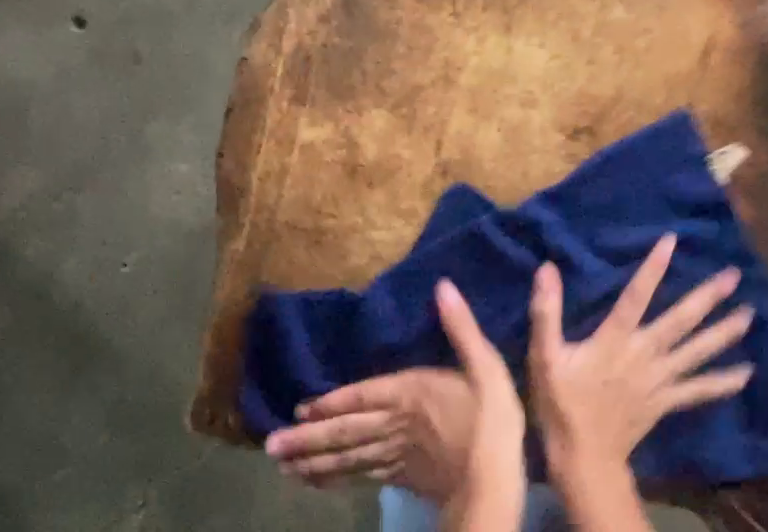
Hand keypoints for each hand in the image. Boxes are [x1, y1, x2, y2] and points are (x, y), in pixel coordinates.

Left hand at [263, 282, 524, 517]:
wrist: (495, 481)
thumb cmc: (492, 419)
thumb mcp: (485, 364)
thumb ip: (461, 326)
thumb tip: (443, 285)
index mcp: (410, 393)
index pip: (361, 397)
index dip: (329, 403)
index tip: (297, 409)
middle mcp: (395, 424)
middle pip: (344, 432)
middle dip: (307, 439)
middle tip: (272, 447)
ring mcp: (397, 456)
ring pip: (348, 459)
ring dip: (315, 462)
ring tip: (285, 466)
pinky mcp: (405, 479)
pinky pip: (364, 478)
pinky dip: (339, 480)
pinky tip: (322, 482)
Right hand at [529, 233, 753, 474]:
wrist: (583, 459)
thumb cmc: (562, 403)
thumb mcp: (544, 356)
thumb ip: (546, 312)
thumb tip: (547, 269)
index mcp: (615, 339)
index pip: (636, 295)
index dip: (653, 268)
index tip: (671, 240)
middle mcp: (644, 354)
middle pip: (681, 321)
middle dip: (708, 297)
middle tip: (734, 274)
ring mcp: (660, 380)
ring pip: (697, 352)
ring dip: (724, 332)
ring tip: (749, 313)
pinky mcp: (666, 401)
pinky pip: (699, 390)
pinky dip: (723, 382)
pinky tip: (747, 373)